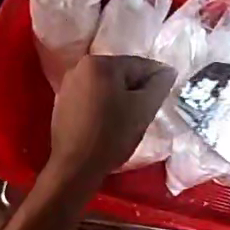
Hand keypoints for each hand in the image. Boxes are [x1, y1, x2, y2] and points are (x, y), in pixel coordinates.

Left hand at [46, 54, 173, 189]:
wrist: (75, 166)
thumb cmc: (111, 135)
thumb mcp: (143, 109)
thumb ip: (158, 86)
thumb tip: (166, 72)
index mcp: (99, 63)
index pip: (139, 65)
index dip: (157, 78)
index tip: (167, 92)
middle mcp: (80, 67)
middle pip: (120, 74)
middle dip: (137, 89)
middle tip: (148, 110)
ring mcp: (67, 86)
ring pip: (105, 87)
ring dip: (120, 98)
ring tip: (130, 119)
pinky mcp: (62, 104)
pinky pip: (91, 98)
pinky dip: (104, 106)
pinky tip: (110, 123)